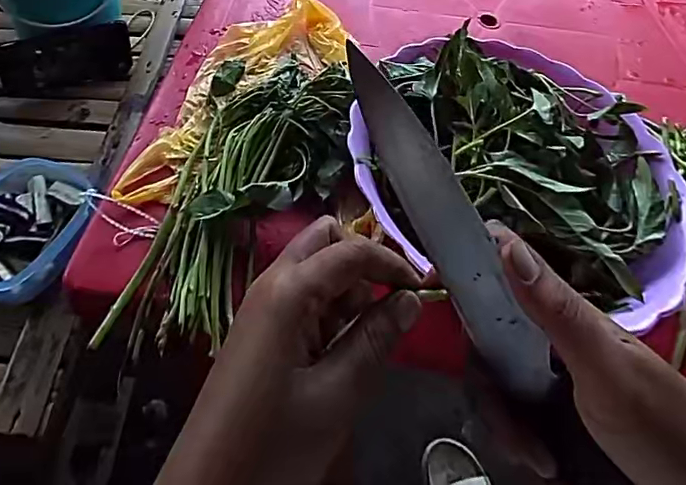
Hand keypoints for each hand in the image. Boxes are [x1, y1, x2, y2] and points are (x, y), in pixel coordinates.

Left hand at [156, 216, 422, 484]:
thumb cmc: (274, 444)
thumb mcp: (336, 396)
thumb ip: (375, 340)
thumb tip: (411, 299)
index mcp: (288, 289)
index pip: (349, 250)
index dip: (390, 262)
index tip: (424, 287)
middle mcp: (272, 281)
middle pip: (324, 240)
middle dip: (362, 261)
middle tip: (391, 303)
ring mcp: (263, 302)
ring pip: (315, 266)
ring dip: (347, 288)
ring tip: (366, 340)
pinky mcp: (261, 325)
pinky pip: (303, 295)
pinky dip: (330, 308)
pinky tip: (342, 349)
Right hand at [488, 222, 685, 484]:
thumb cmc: (670, 429)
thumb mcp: (607, 368)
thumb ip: (555, 308)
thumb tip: (504, 240)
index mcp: (563, 312)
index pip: (498, 274)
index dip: (465, 275)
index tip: (433, 287)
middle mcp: (552, 339)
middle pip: (486, 336)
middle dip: (484, 379)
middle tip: (509, 429)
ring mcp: (553, 380)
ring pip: (495, 379)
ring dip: (500, 418)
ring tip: (533, 458)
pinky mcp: (555, 420)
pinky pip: (512, 415)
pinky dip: (515, 439)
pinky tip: (541, 463)